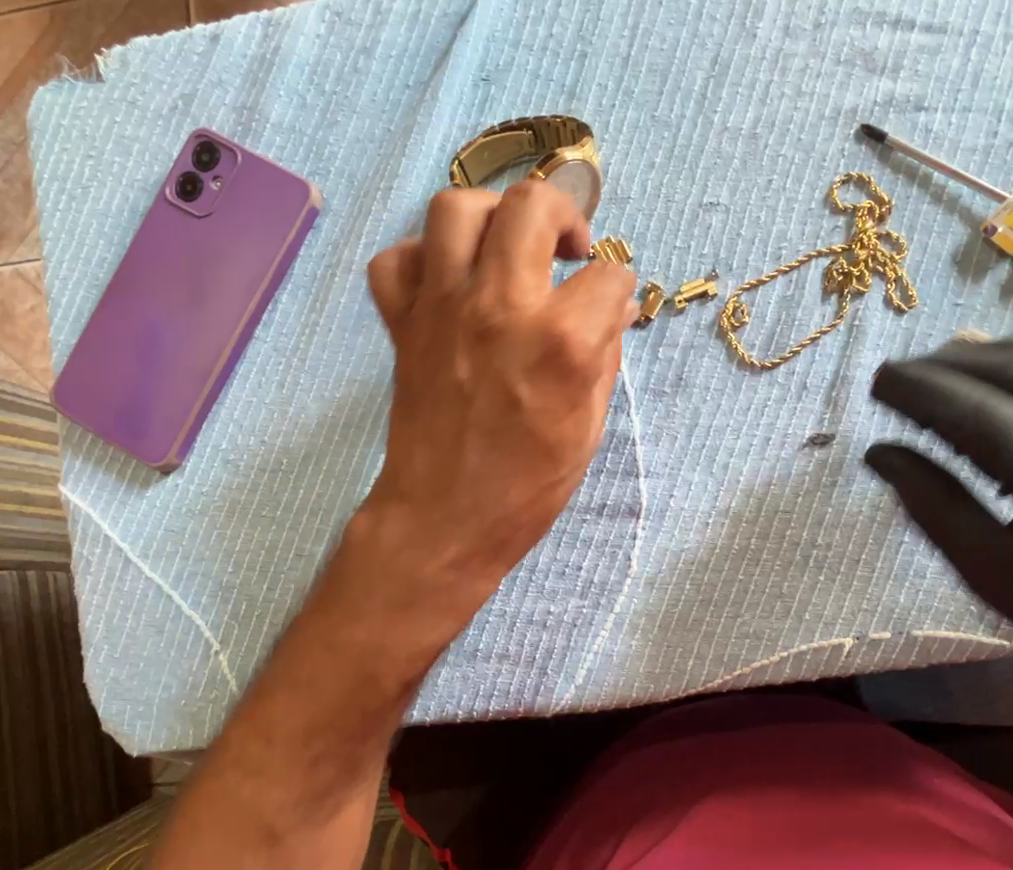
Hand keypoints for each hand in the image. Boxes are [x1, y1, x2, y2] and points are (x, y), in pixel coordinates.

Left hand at [358, 181, 636, 610]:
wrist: (445, 520)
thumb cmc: (527, 487)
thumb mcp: (589, 426)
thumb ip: (604, 354)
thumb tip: (614, 306)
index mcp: (561, 341)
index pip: (607, 274)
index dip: (616, 286)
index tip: (610, 302)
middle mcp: (501, 306)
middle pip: (532, 205)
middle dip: (564, 213)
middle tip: (567, 248)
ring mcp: (443, 309)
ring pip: (455, 208)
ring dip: (490, 215)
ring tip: (505, 246)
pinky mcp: (403, 324)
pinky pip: (396, 260)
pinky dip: (420, 259)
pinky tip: (448, 283)